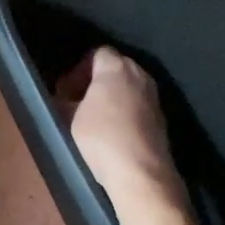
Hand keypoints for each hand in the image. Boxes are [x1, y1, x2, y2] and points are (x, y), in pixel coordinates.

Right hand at [64, 47, 183, 204]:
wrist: (140, 171)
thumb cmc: (101, 139)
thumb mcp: (70, 121)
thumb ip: (65, 104)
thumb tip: (62, 101)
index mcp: (115, 67)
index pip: (96, 54)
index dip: (78, 71)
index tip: (65, 92)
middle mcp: (140, 74)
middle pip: (115, 70)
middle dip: (95, 85)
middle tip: (78, 106)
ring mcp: (154, 97)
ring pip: (129, 90)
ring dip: (112, 101)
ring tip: (95, 123)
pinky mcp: (161, 119)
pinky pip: (138, 109)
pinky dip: (126, 116)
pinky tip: (115, 136)